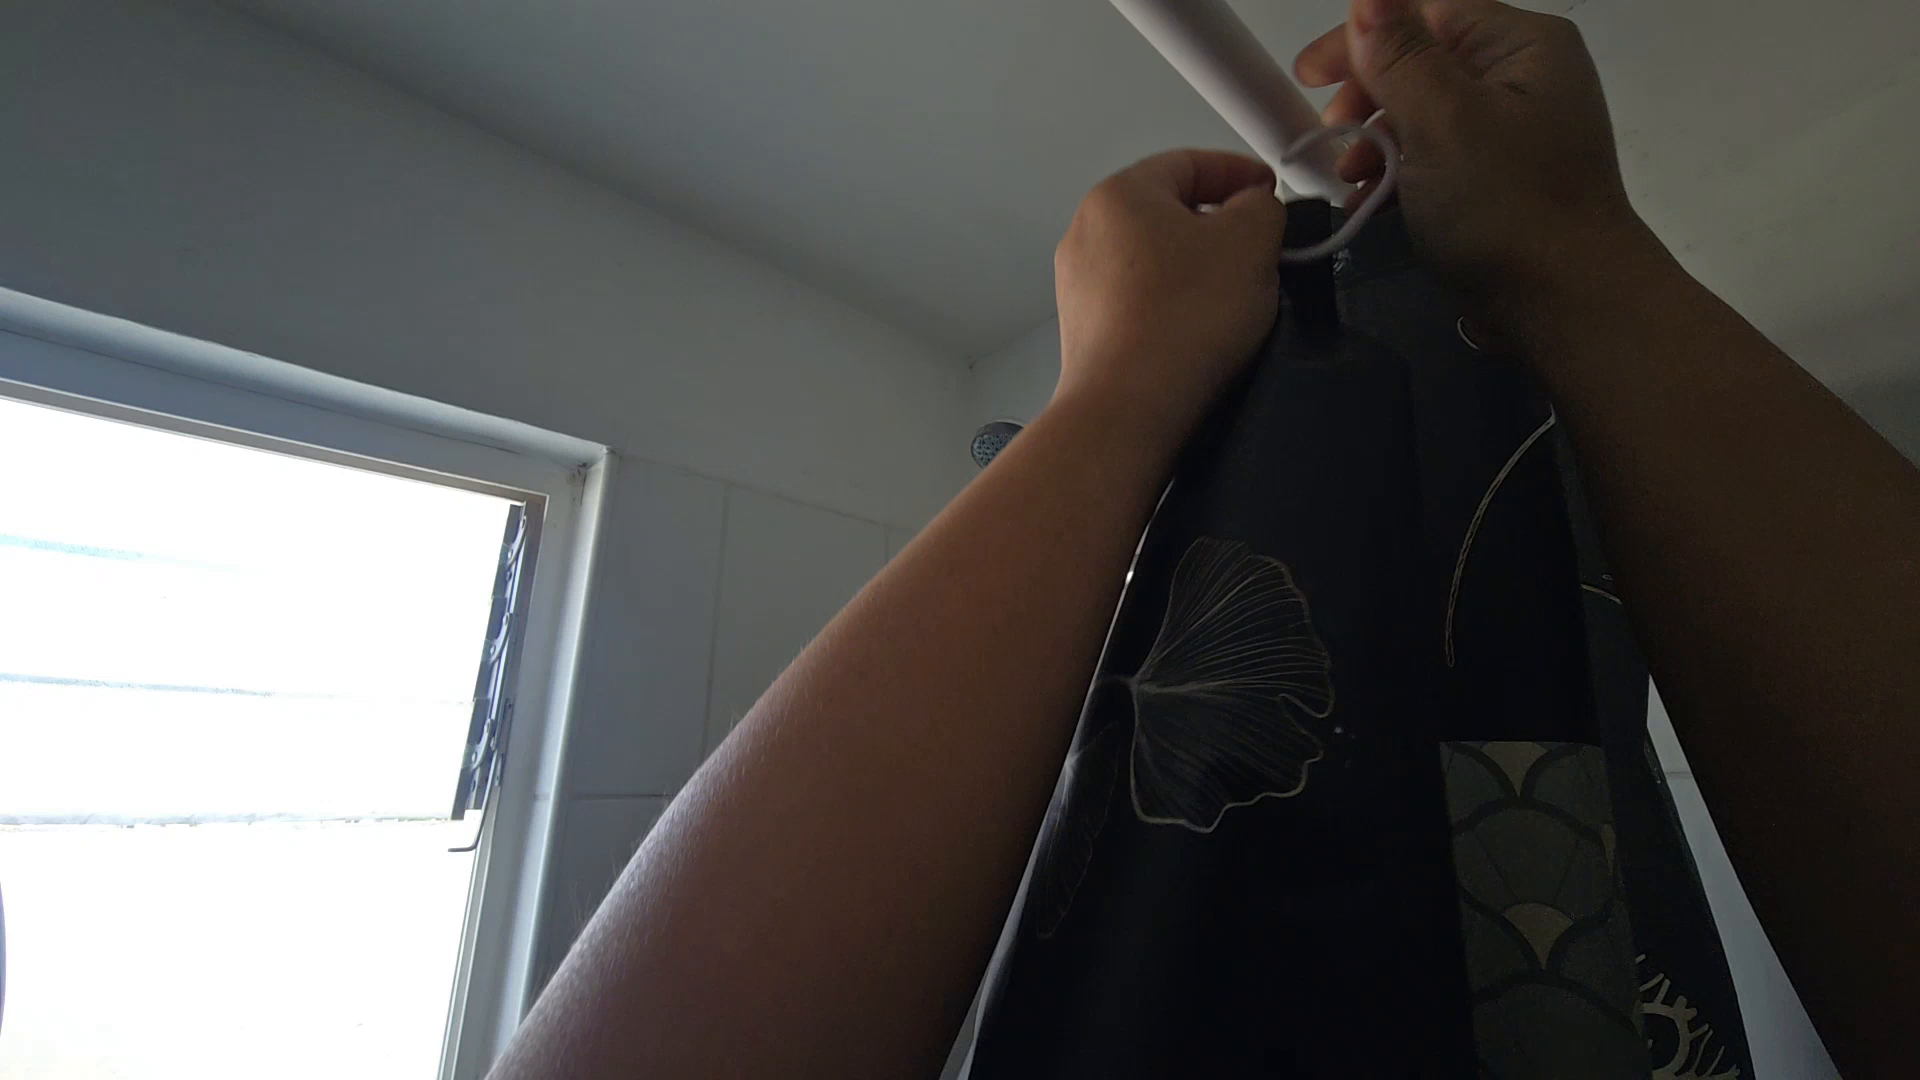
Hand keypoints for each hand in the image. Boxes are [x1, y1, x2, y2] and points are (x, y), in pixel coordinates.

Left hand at [1052, 150, 1284, 444]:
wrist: (1126, 407)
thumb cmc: (1189, 313)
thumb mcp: (1251, 240)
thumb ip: (1260, 206)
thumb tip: (1246, 209)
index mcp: (1117, 194)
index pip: (1188, 163)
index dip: (1239, 172)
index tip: (1273, 194)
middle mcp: (1084, 234)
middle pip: (1164, 214)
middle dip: (1216, 226)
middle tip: (1259, 251)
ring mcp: (1075, 286)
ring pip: (1150, 261)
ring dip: (1193, 269)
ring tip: (1231, 296)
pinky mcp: (1080, 332)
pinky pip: (1135, 302)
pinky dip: (1167, 305)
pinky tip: (1193, 330)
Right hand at [1296, 0, 1659, 318]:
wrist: (1557, 297)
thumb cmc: (1502, 203)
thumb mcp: (1444, 122)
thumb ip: (1401, 59)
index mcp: (1518, 45)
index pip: (1429, 11)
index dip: (1363, 33)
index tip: (1305, 76)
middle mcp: (1517, 78)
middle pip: (1421, 63)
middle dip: (1365, 97)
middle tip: (1327, 139)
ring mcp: (1505, 132)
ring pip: (1419, 116)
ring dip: (1372, 143)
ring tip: (1347, 182)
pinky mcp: (1490, 181)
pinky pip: (1430, 159)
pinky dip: (1393, 176)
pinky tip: (1370, 203)